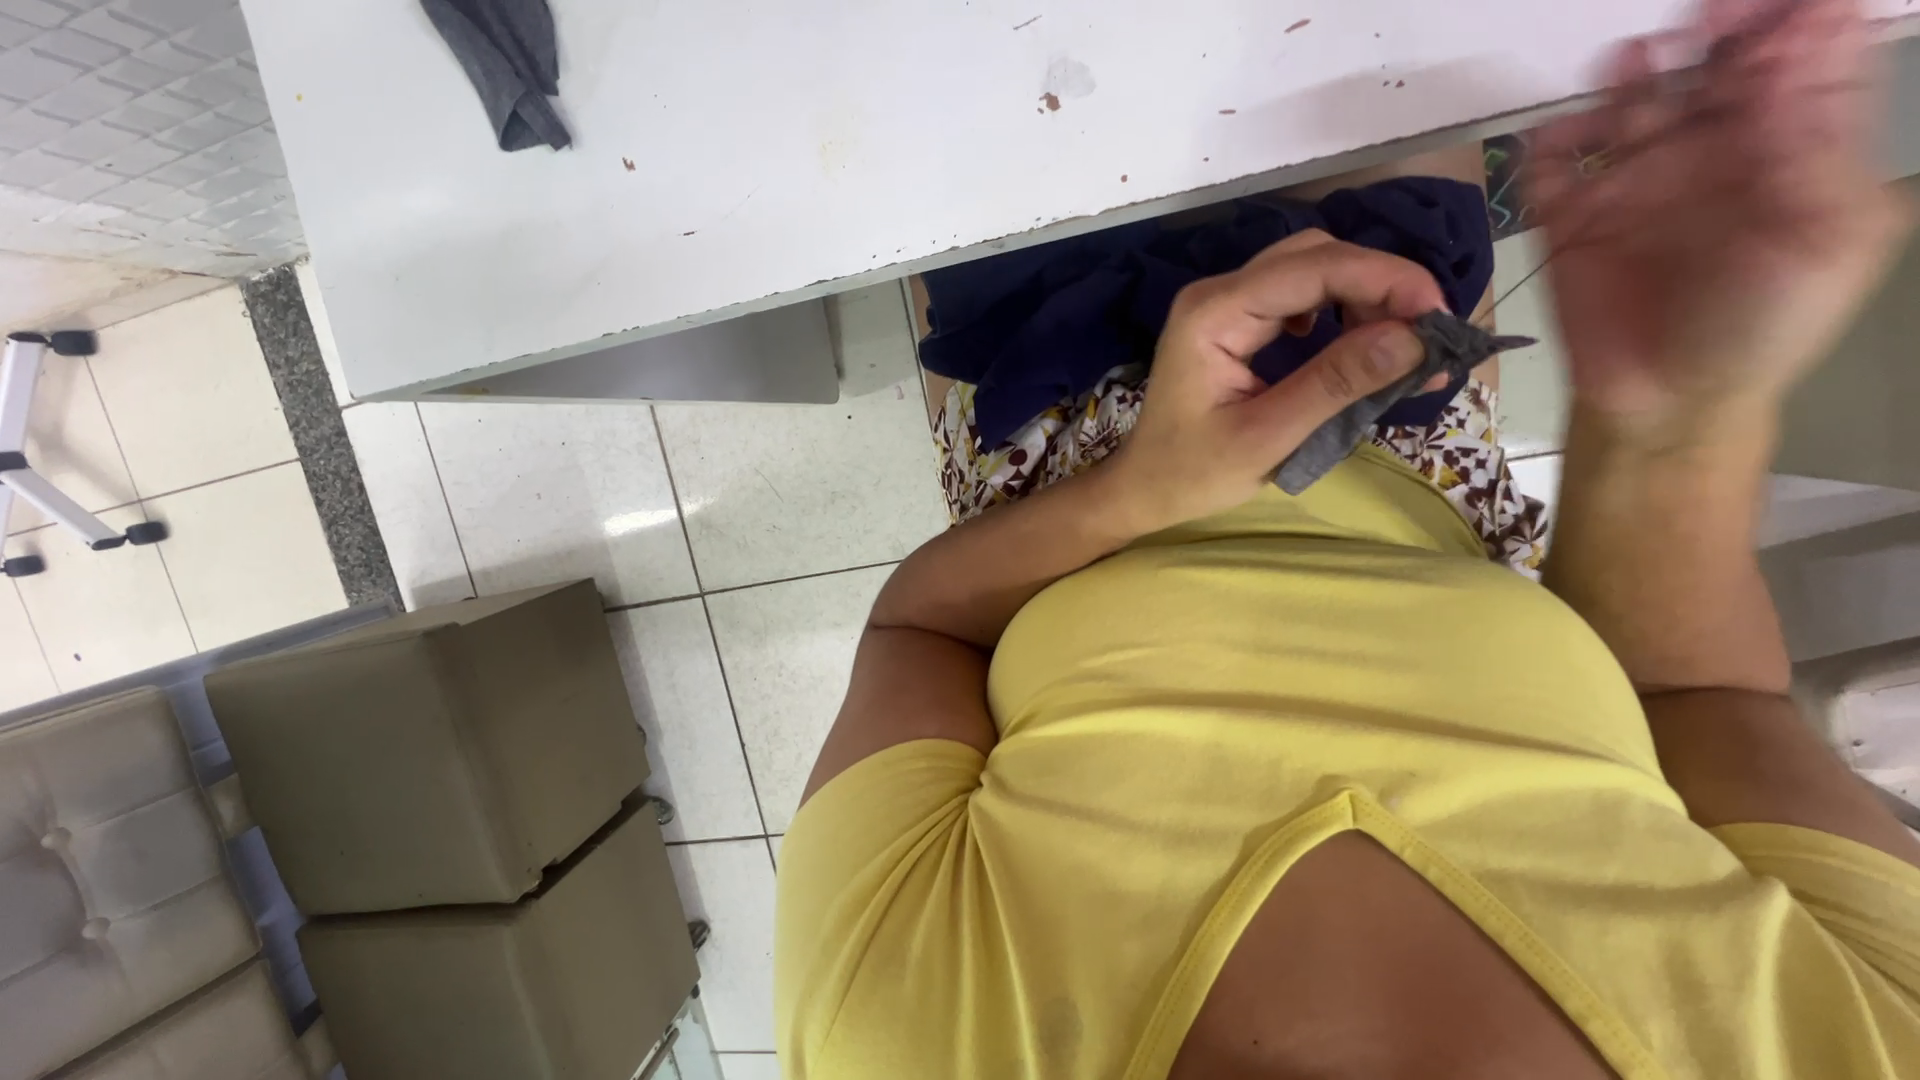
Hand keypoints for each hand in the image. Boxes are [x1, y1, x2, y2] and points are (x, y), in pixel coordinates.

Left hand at [1107, 230, 1444, 529]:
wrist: (1145, 487)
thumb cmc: (1193, 473)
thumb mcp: (1267, 437)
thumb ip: (1336, 384)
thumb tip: (1414, 338)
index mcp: (1213, 314)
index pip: (1313, 268)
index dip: (1385, 280)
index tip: (1439, 317)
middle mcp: (1217, 294)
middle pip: (1316, 257)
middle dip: (1381, 286)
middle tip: (1428, 336)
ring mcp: (1224, 304)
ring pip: (1312, 271)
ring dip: (1365, 298)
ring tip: (1402, 347)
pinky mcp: (1235, 322)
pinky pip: (1299, 296)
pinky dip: (1340, 312)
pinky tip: (1358, 345)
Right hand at [1530, 0, 1908, 437]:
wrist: (1666, 402)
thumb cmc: (1762, 326)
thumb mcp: (1827, 236)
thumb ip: (1812, 143)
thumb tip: (1797, 39)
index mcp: (1792, 144)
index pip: (1801, 51)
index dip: (1785, 16)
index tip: (1752, 15)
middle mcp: (1712, 152)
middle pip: (1710, 64)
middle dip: (1705, 31)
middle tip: (1690, 26)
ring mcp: (1636, 185)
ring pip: (1628, 105)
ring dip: (1625, 78)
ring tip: (1624, 70)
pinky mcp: (1571, 221)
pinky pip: (1549, 174)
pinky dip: (1544, 153)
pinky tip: (1549, 148)